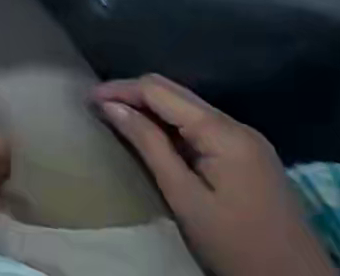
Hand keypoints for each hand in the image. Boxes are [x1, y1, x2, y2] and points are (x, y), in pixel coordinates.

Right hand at [92, 75, 335, 275]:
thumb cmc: (240, 249)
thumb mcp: (186, 200)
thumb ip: (149, 146)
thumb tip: (109, 105)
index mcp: (224, 132)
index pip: (159, 90)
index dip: (120, 89)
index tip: (87, 98)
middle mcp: (237, 126)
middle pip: (174, 91)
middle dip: (132, 93)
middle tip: (98, 105)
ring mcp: (248, 141)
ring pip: (187, 106)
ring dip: (151, 108)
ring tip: (117, 117)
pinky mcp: (251, 158)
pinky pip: (202, 126)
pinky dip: (171, 124)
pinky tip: (152, 135)